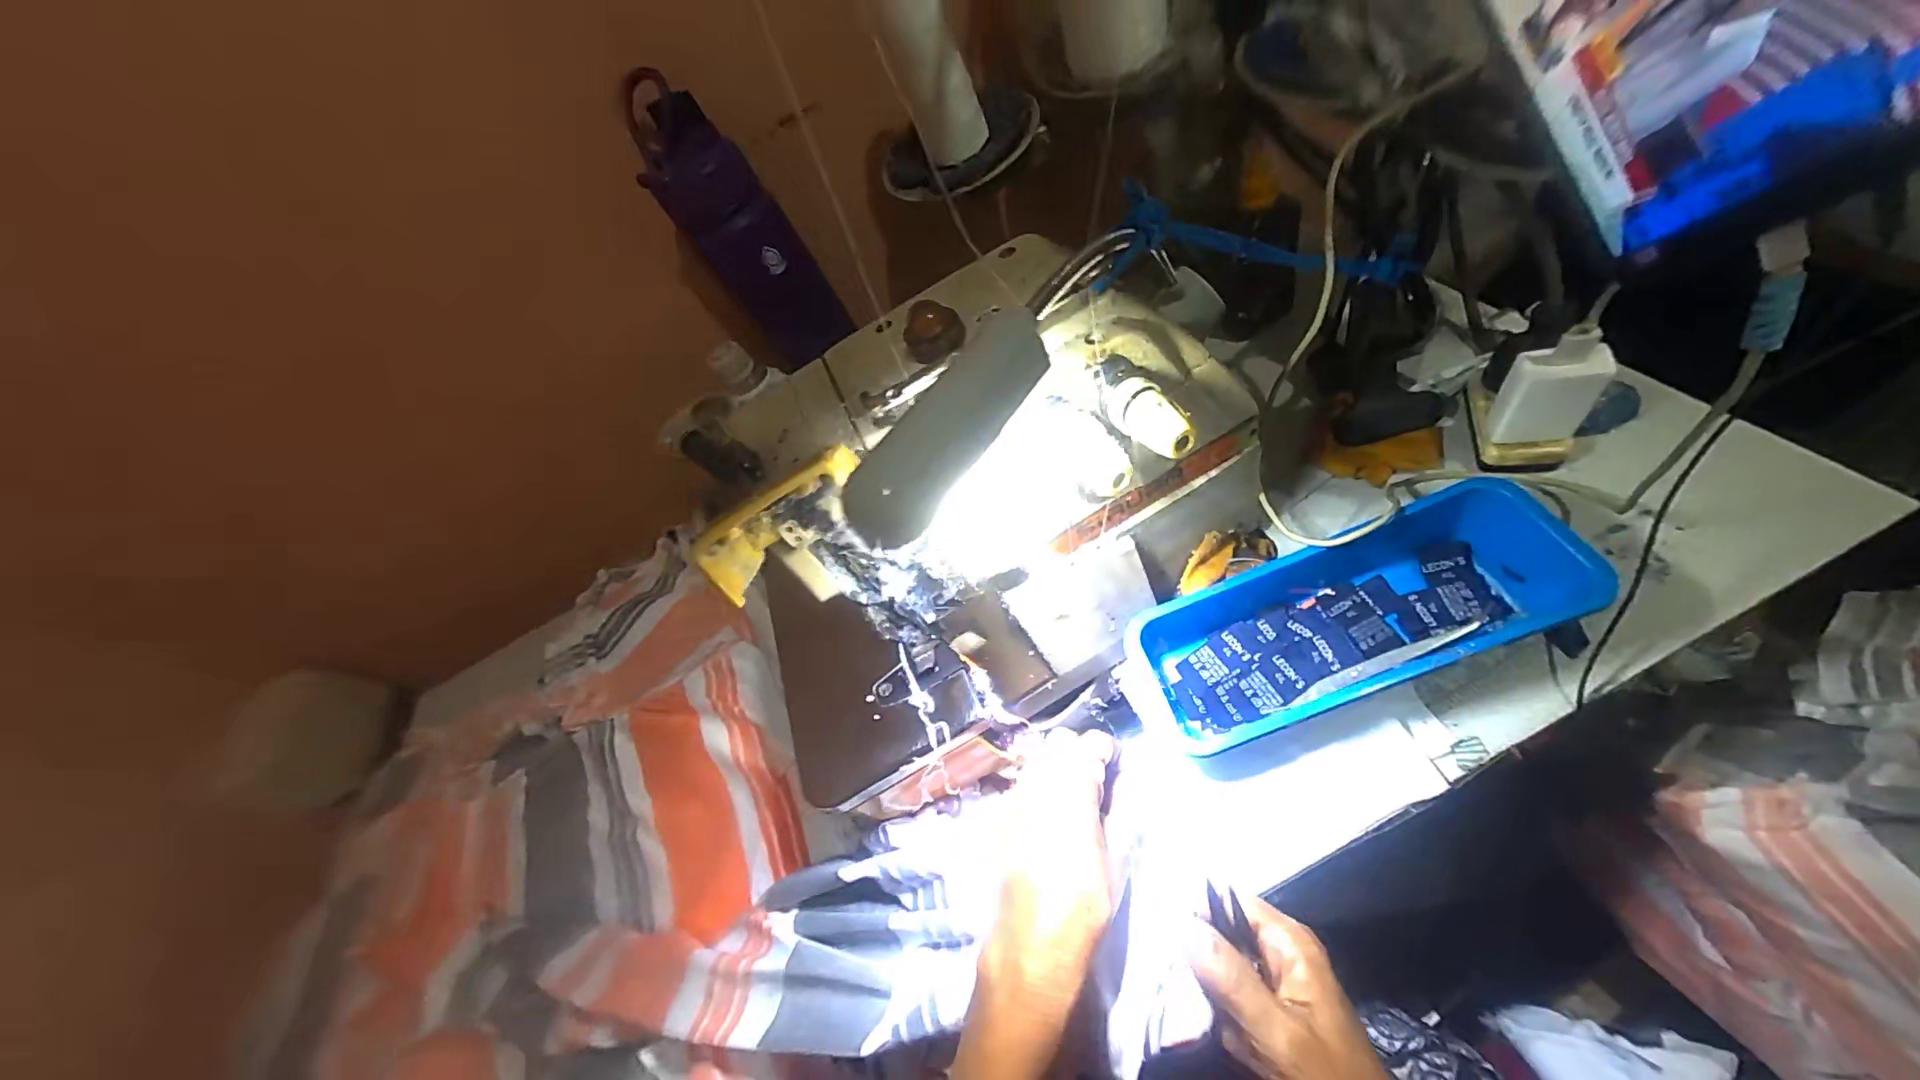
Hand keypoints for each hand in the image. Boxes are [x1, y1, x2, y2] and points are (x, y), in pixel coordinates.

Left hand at [952, 728, 1116, 1078]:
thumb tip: (1129, 776)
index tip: (1119, 769)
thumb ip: (1124, 807)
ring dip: (1056, 770)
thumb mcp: (1118, 858)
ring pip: (1036, 761)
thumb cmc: (1082, 908)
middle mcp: (1034, 781)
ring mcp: (1009, 796)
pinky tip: (1045, 820)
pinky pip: (1019, 785)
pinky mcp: (993, 815)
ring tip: (1072, 804)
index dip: (1109, 752)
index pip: (1092, 743)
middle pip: (1059, 744)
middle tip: (1097, 786)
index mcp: (1070, 787)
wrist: (1027, 946)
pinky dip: (1036, 790)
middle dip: (1080, 755)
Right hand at [1187, 895, 1385, 1079]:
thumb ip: (1231, 978)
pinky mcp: (1272, 1009)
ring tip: (1217, 1023)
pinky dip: (1224, 1016)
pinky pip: (1231, 997)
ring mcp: (1276, 981)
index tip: (1166, 940)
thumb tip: (1184, 926)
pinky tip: (1233, 1039)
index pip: (1227, 901)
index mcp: (1288, 942)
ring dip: (1210, 995)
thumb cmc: (1328, 1076)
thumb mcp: (1278, 1031)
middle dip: (1201, 963)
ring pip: (1221, 969)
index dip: (1194, 915)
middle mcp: (1281, 951)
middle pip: (1221, 935)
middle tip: (1192, 991)